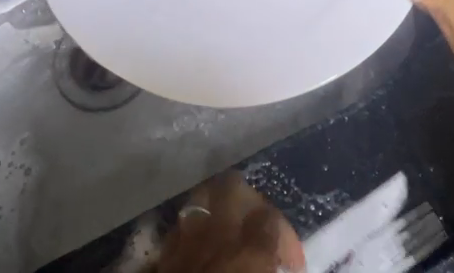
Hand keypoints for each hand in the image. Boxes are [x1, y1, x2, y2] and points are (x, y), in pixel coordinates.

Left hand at [155, 172, 304, 272]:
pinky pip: (179, 228)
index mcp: (250, 252)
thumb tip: (272, 264)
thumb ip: (268, 268)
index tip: (291, 263)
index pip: (271, 218)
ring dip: (217, 208)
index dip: (286, 236)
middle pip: (234, 188)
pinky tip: (198, 249)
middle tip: (259, 228)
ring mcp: (186, 242)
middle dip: (250, 201)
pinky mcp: (163, 257)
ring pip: (201, 199)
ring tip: (227, 231)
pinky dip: (192, 232)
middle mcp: (218, 235)